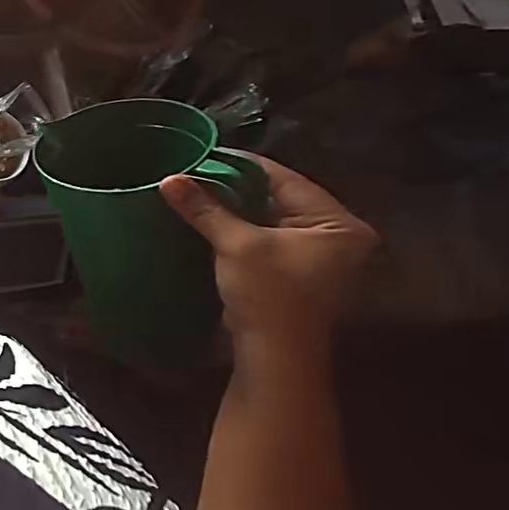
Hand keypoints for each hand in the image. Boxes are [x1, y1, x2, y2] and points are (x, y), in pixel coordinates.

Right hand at [161, 157, 376, 344]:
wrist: (274, 355)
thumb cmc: (268, 295)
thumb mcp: (236, 244)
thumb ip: (205, 208)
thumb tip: (169, 178)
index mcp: (339, 222)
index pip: (286, 179)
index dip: (242, 164)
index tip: (206, 153)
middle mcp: (337, 234)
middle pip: (279, 196)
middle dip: (236, 185)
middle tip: (198, 170)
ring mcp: (319, 254)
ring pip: (270, 216)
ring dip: (236, 206)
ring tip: (199, 189)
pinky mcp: (297, 269)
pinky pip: (267, 235)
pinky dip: (242, 226)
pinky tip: (213, 216)